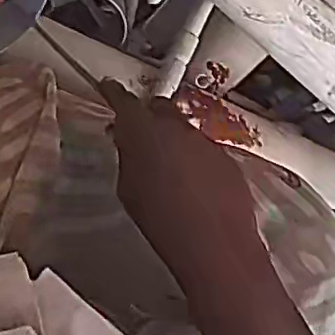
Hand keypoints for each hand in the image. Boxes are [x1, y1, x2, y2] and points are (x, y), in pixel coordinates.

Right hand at [99, 80, 264, 256]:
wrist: (217, 246)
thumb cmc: (161, 220)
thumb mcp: (127, 188)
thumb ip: (127, 157)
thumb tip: (130, 146)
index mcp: (142, 129)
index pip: (123, 99)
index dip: (113, 92)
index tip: (108, 88)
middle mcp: (174, 126)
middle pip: (158, 107)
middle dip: (148, 117)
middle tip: (139, 138)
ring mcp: (204, 140)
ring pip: (182, 130)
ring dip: (172, 141)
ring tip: (168, 172)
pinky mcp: (227, 159)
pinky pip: (203, 151)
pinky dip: (195, 160)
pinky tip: (192, 187)